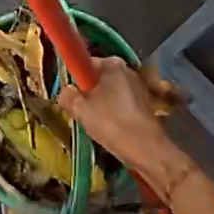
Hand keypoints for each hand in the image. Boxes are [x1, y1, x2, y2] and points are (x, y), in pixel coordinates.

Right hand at [57, 57, 183, 186]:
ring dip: (101, 106)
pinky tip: (112, 130)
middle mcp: (128, 70)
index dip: (76, 81)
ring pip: (110, 94)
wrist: (146, 149)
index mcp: (112, 64)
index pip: (85, 65)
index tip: (73, 99)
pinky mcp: (145, 104)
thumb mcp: (80, 109)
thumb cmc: (111, 123)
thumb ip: (67, 95)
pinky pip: (121, 105)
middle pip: (98, 79)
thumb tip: (66, 92)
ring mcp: (139, 87)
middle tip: (82, 113)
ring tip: (97, 125)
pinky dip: (114, 114)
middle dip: (89, 94)